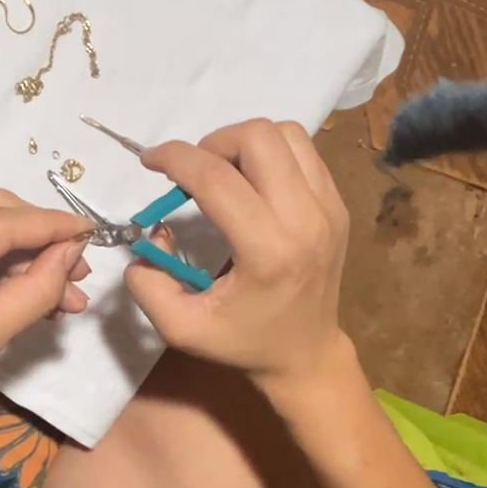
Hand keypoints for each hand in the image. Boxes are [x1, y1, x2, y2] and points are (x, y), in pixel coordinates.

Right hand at [125, 119, 351, 392]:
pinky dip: (268, 153)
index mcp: (268, 252)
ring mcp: (329, 207)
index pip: (218, 179)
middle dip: (212, 143)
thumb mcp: (180, 327)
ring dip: (242, 142)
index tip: (150, 160)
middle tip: (191, 173)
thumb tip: (152, 233)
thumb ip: (148, 283)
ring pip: (285, 133)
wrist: (305, 354)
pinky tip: (250, 181)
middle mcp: (306, 220)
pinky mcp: (337, 203)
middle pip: (258, 138)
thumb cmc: (242, 342)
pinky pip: (302, 150)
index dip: (176, 158)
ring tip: (221, 172)